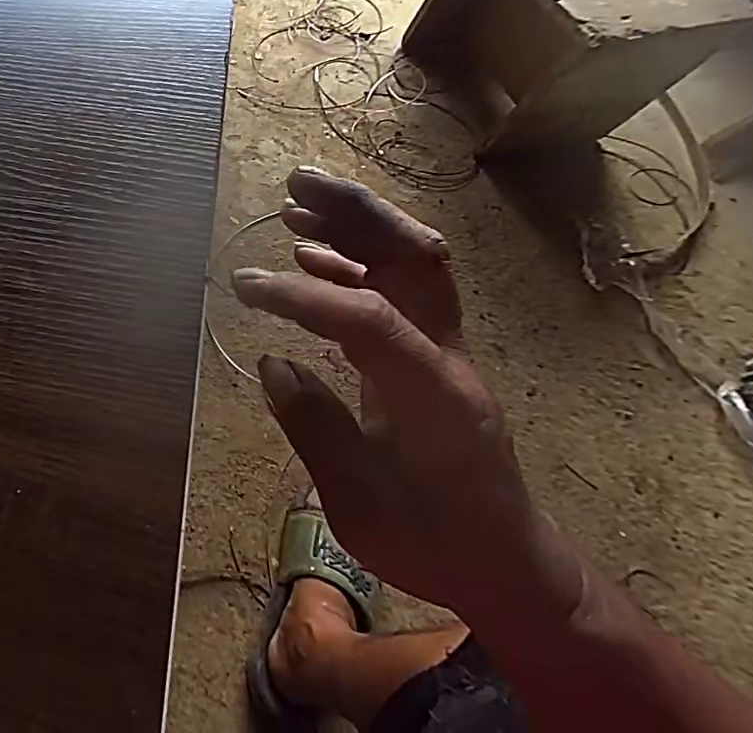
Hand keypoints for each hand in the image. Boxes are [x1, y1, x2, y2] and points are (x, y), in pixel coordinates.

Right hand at [232, 168, 580, 620]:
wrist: (510, 567)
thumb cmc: (436, 546)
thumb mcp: (363, 508)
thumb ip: (318, 432)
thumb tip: (273, 364)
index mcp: (436, 398)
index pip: (369, 321)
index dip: (303, 296)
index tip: (243, 287)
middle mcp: (448, 358)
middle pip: (416, 260)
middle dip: (356, 214)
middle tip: (295, 185)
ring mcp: (445, 351)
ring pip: (411, 263)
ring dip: (356, 224)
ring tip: (295, 203)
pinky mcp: (430, 354)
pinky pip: (398, 288)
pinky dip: (354, 260)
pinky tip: (310, 254)